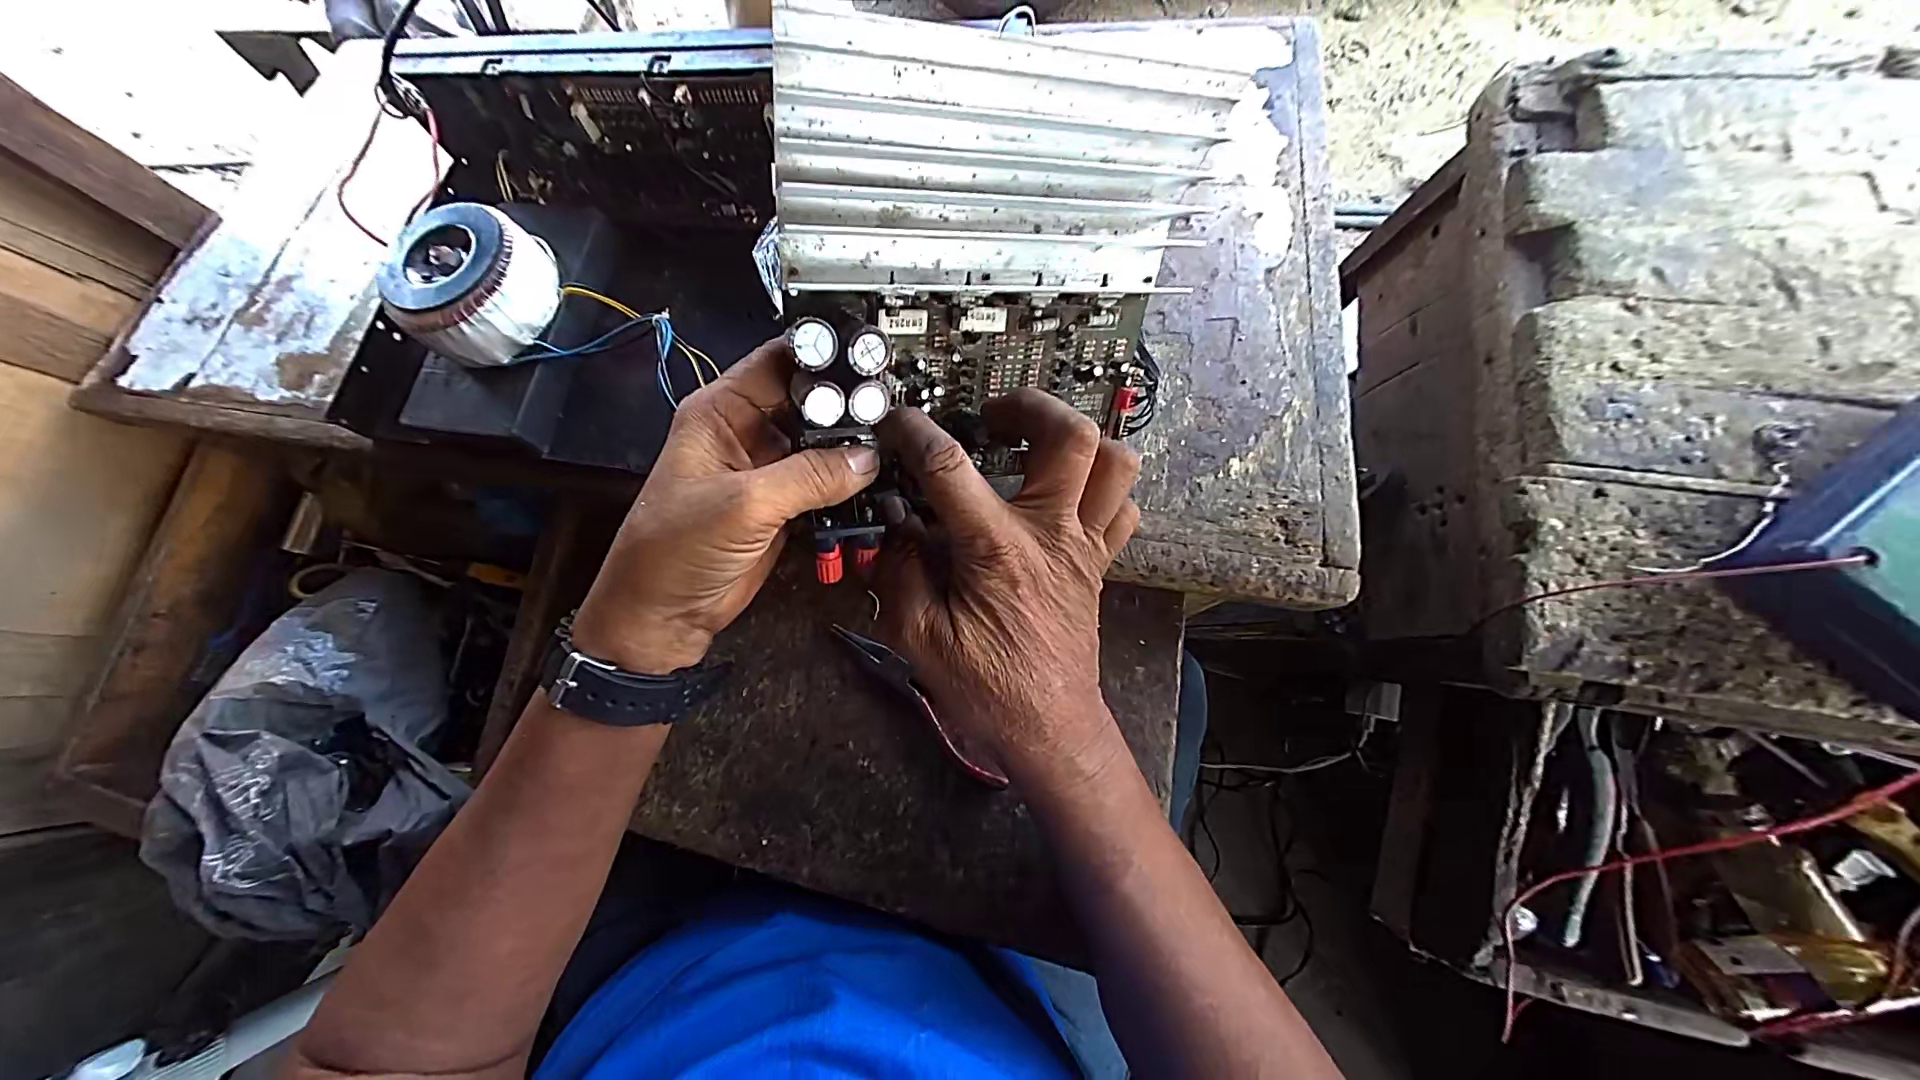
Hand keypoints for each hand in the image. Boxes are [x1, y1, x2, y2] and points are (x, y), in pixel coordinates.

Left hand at [571, 338, 878, 674]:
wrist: (665, 616)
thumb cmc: (670, 553)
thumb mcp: (742, 505)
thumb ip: (807, 477)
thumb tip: (863, 460)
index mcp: (721, 414)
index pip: (779, 363)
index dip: (822, 358)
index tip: (865, 361)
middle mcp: (748, 435)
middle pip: (809, 402)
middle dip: (847, 406)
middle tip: (884, 413)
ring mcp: (770, 471)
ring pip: (823, 444)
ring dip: (852, 448)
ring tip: (886, 448)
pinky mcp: (785, 505)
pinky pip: (827, 483)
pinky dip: (850, 485)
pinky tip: (872, 484)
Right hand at [876, 390, 1140, 790]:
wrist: (1049, 726)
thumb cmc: (991, 689)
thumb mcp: (920, 634)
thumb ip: (901, 569)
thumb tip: (895, 526)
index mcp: (998, 549)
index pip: (949, 465)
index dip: (915, 433)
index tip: (899, 424)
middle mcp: (1051, 536)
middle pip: (1069, 435)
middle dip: (1029, 406)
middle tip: (994, 415)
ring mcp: (1083, 547)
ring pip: (1114, 462)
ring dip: (1077, 437)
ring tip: (1038, 441)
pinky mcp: (1096, 563)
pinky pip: (1122, 507)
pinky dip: (1101, 486)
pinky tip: (1068, 492)